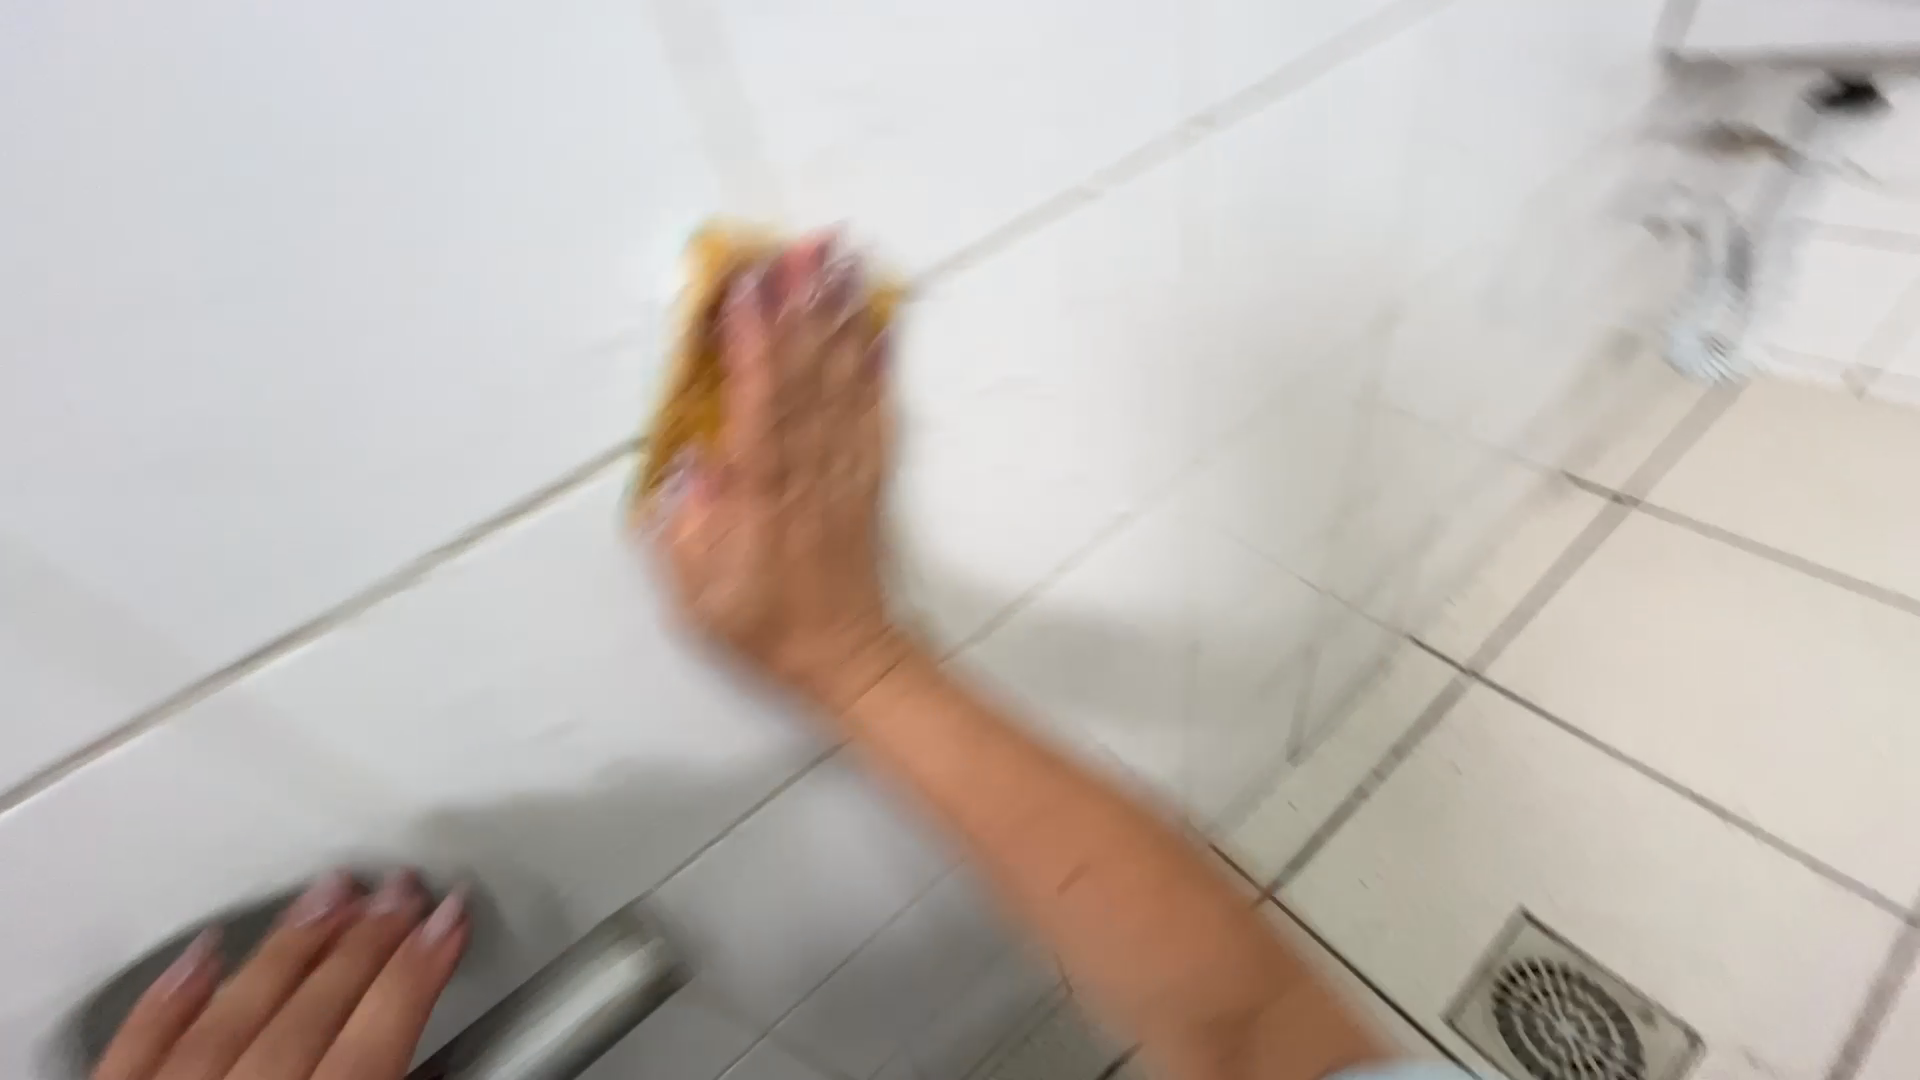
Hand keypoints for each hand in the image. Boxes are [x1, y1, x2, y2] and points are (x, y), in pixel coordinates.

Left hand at [95, 870, 467, 1079]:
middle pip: (309, 1014)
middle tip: (406, 883)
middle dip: (367, 938)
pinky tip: (204, 949)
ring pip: (229, 1017)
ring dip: (289, 944)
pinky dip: (167, 1000)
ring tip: (332, 887)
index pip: (375, 1037)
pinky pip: (129, 1056)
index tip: (453, 912)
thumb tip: (441, 1053)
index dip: (421, 966)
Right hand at [647, 233, 914, 712]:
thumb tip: (688, 458)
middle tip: (809, 245)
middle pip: (807, 378)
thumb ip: (684, 525)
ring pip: (843, 387)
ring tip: (844, 265)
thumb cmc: (762, 626)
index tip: (750, 282)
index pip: (757, 403)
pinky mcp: (870, 481)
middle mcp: (808, 473)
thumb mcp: (696, 593)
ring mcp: (845, 473)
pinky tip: (880, 330)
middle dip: (806, 307)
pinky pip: (878, 418)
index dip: (754, 340)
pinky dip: (879, 372)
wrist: (845, 655)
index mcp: (760, 497)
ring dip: (842, 322)